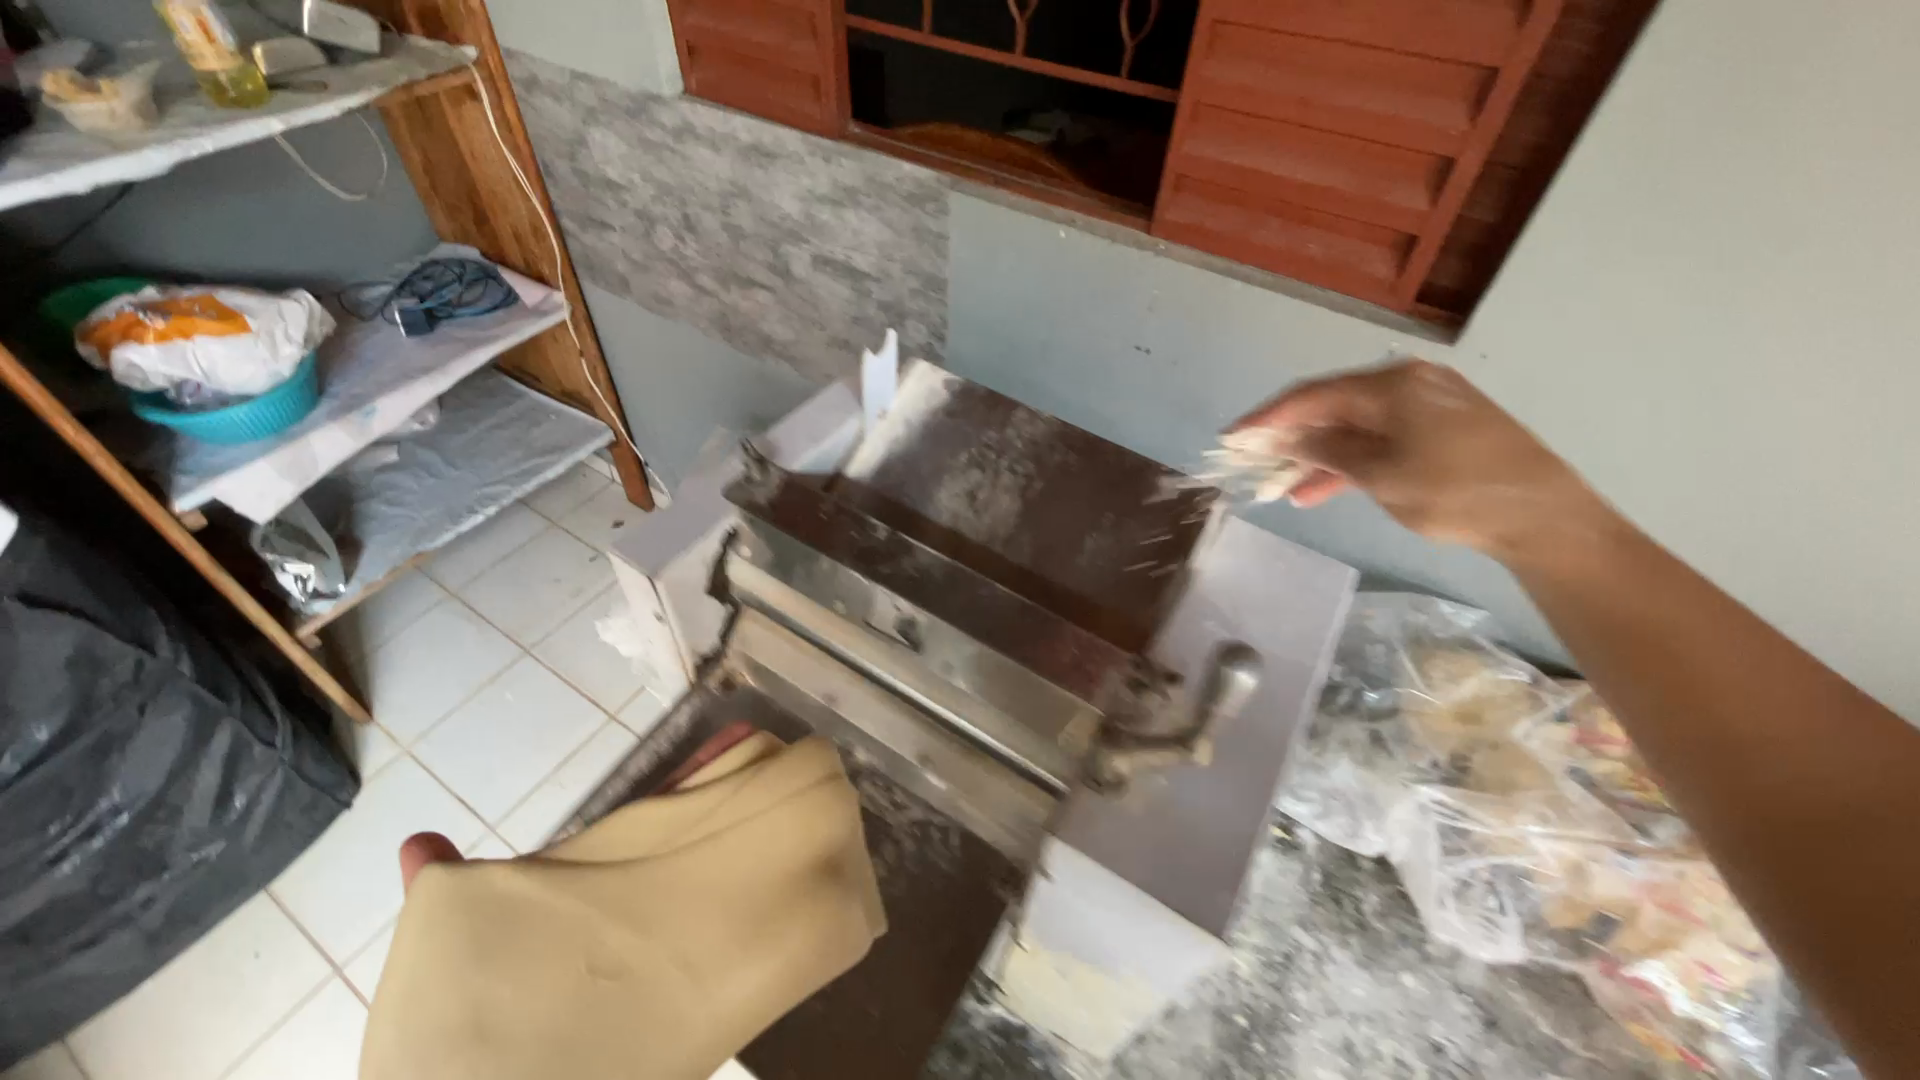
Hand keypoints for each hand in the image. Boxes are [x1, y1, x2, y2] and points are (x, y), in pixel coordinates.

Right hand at [1230, 359, 1620, 562]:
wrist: (1543, 515)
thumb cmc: (1455, 492)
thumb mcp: (1380, 475)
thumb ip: (1328, 451)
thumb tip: (1288, 437)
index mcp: (1391, 385)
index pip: (1312, 396)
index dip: (1267, 418)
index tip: (1232, 438)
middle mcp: (1406, 384)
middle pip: (1331, 407)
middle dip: (1290, 437)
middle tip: (1253, 462)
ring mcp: (1426, 405)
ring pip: (1354, 427)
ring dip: (1317, 455)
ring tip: (1282, 488)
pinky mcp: (1440, 429)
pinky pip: (1379, 439)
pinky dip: (1349, 461)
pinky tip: (1321, 489)